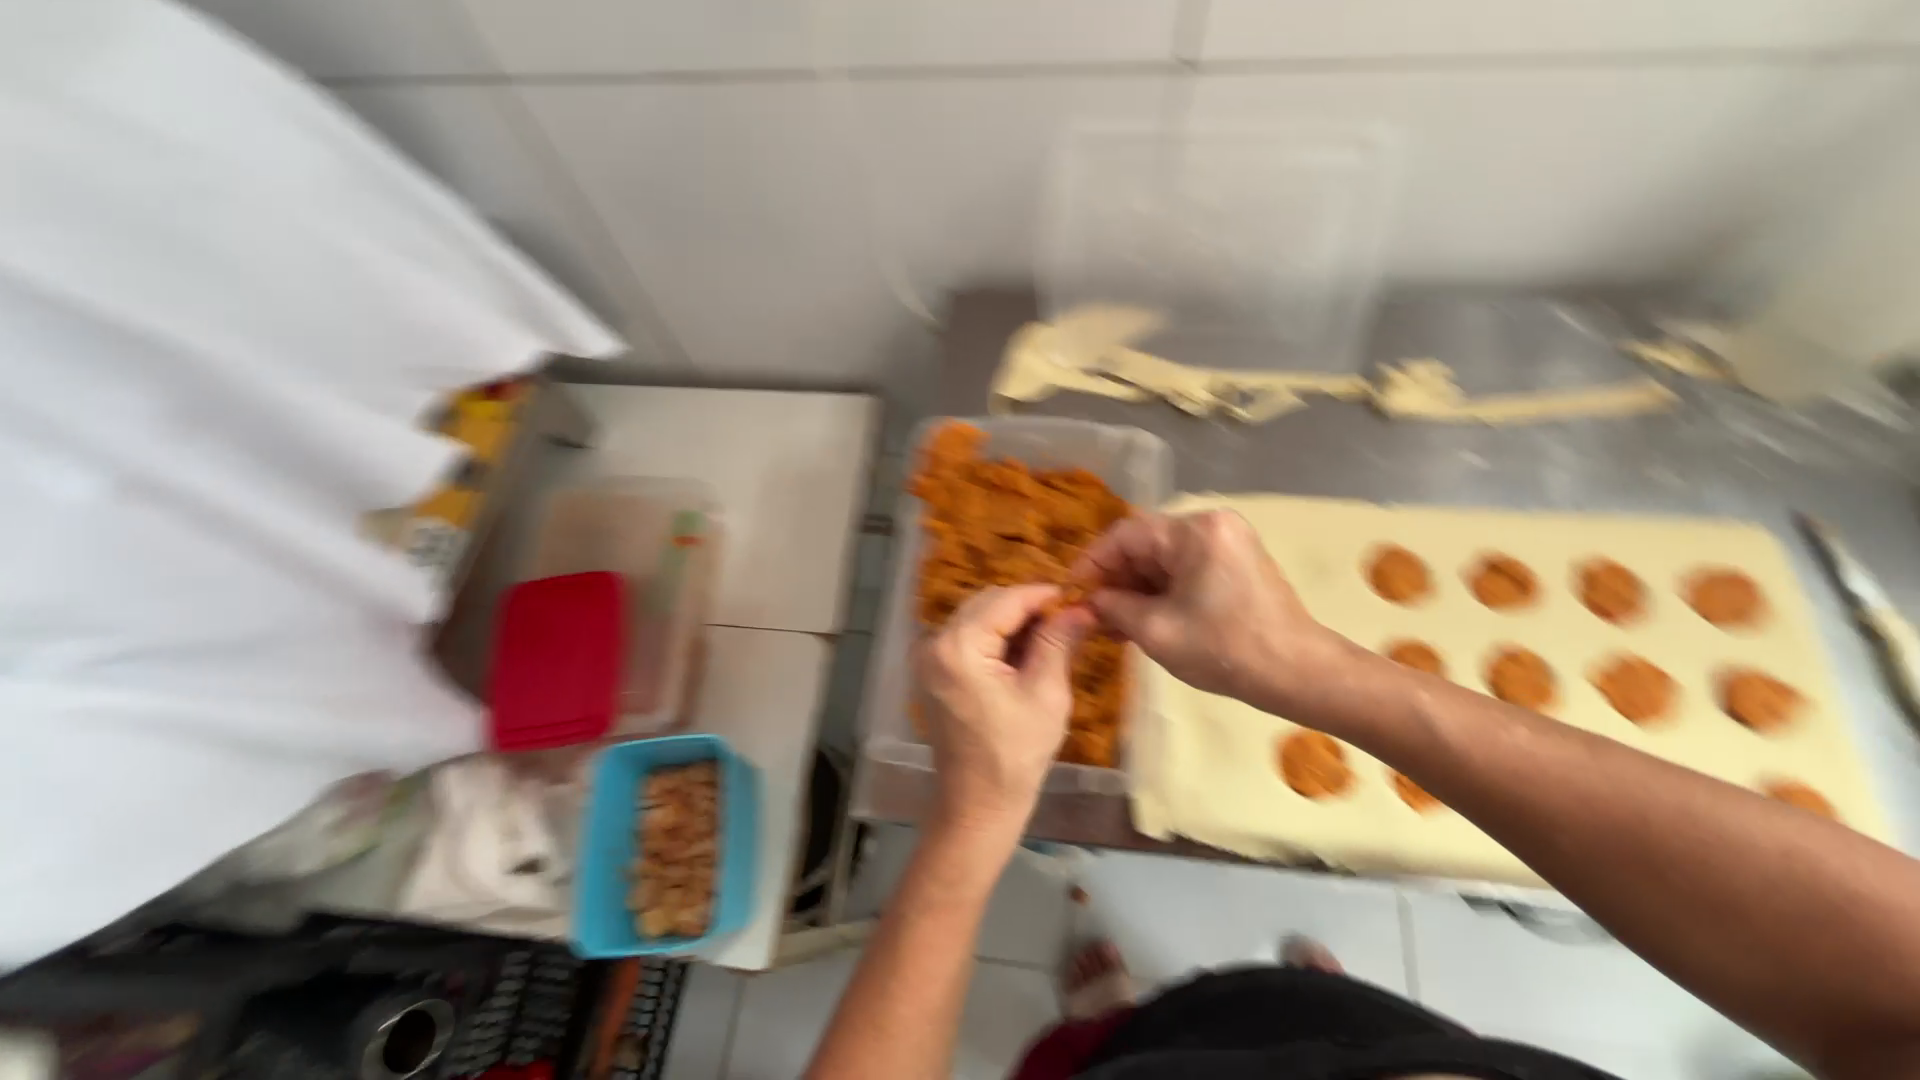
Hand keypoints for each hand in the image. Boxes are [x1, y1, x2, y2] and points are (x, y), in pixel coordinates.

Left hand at [914, 585, 1092, 835]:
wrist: (977, 804)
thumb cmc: (1016, 755)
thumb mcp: (1046, 694)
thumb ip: (1058, 642)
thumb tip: (1082, 607)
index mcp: (959, 646)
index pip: (1006, 599)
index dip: (1044, 595)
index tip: (1078, 597)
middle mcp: (934, 643)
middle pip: (987, 602)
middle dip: (1028, 607)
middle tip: (1068, 620)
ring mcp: (928, 657)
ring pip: (977, 617)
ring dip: (1012, 622)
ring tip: (1051, 638)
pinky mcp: (932, 671)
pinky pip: (966, 637)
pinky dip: (995, 638)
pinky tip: (1023, 654)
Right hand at [1077, 510, 1334, 707]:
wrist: (1298, 674)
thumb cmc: (1224, 649)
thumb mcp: (1155, 630)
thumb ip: (1113, 607)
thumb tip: (1088, 601)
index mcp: (1195, 531)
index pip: (1125, 534)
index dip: (1092, 562)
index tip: (1071, 592)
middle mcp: (1213, 524)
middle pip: (1146, 544)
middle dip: (1115, 579)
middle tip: (1091, 613)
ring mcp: (1228, 543)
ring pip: (1164, 559)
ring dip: (1136, 588)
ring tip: (1112, 623)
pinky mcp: (1236, 564)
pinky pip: (1185, 570)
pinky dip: (1161, 592)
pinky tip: (1142, 619)